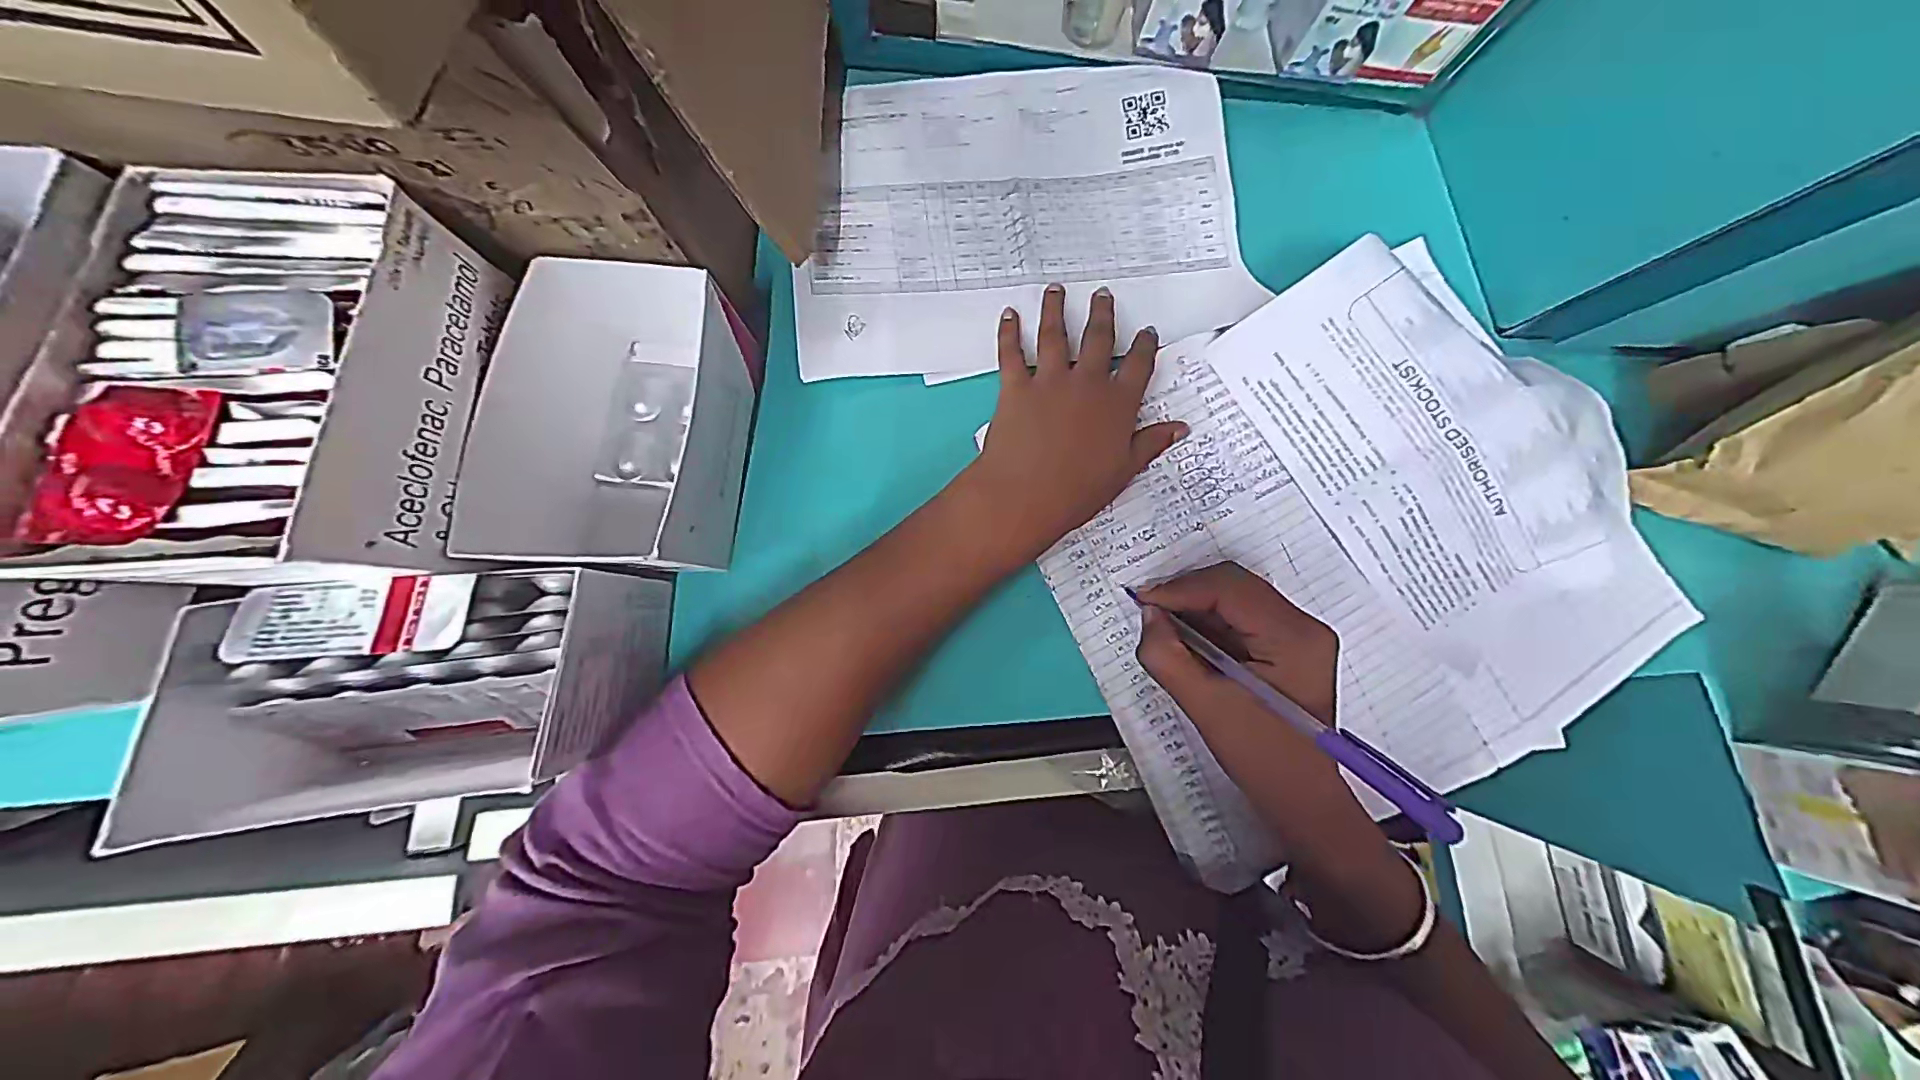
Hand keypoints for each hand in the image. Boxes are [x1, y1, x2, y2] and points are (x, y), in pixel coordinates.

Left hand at [961, 284, 1186, 564]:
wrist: (1025, 496)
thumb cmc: (1075, 491)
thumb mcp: (1122, 471)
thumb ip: (1149, 444)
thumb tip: (1177, 430)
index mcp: (1117, 404)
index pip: (1139, 366)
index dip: (1145, 346)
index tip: (1147, 332)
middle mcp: (1087, 384)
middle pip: (1099, 339)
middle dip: (1103, 314)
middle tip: (1103, 296)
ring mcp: (1050, 382)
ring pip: (1055, 335)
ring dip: (1055, 309)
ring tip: (1056, 291)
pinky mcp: (1015, 387)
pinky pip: (1011, 352)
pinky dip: (1009, 332)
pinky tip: (1010, 315)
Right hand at [1136, 563, 1421, 948]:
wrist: (1304, 798)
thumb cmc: (1264, 759)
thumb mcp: (1206, 707)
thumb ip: (1168, 656)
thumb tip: (1149, 616)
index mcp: (1294, 637)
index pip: (1228, 588)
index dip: (1179, 589)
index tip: (1142, 601)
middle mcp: (1303, 626)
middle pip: (1234, 585)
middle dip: (1186, 594)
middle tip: (1148, 611)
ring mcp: (1298, 634)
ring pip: (1235, 597)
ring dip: (1195, 606)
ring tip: (1163, 626)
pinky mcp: (1287, 645)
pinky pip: (1239, 616)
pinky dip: (1208, 621)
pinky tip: (1186, 639)